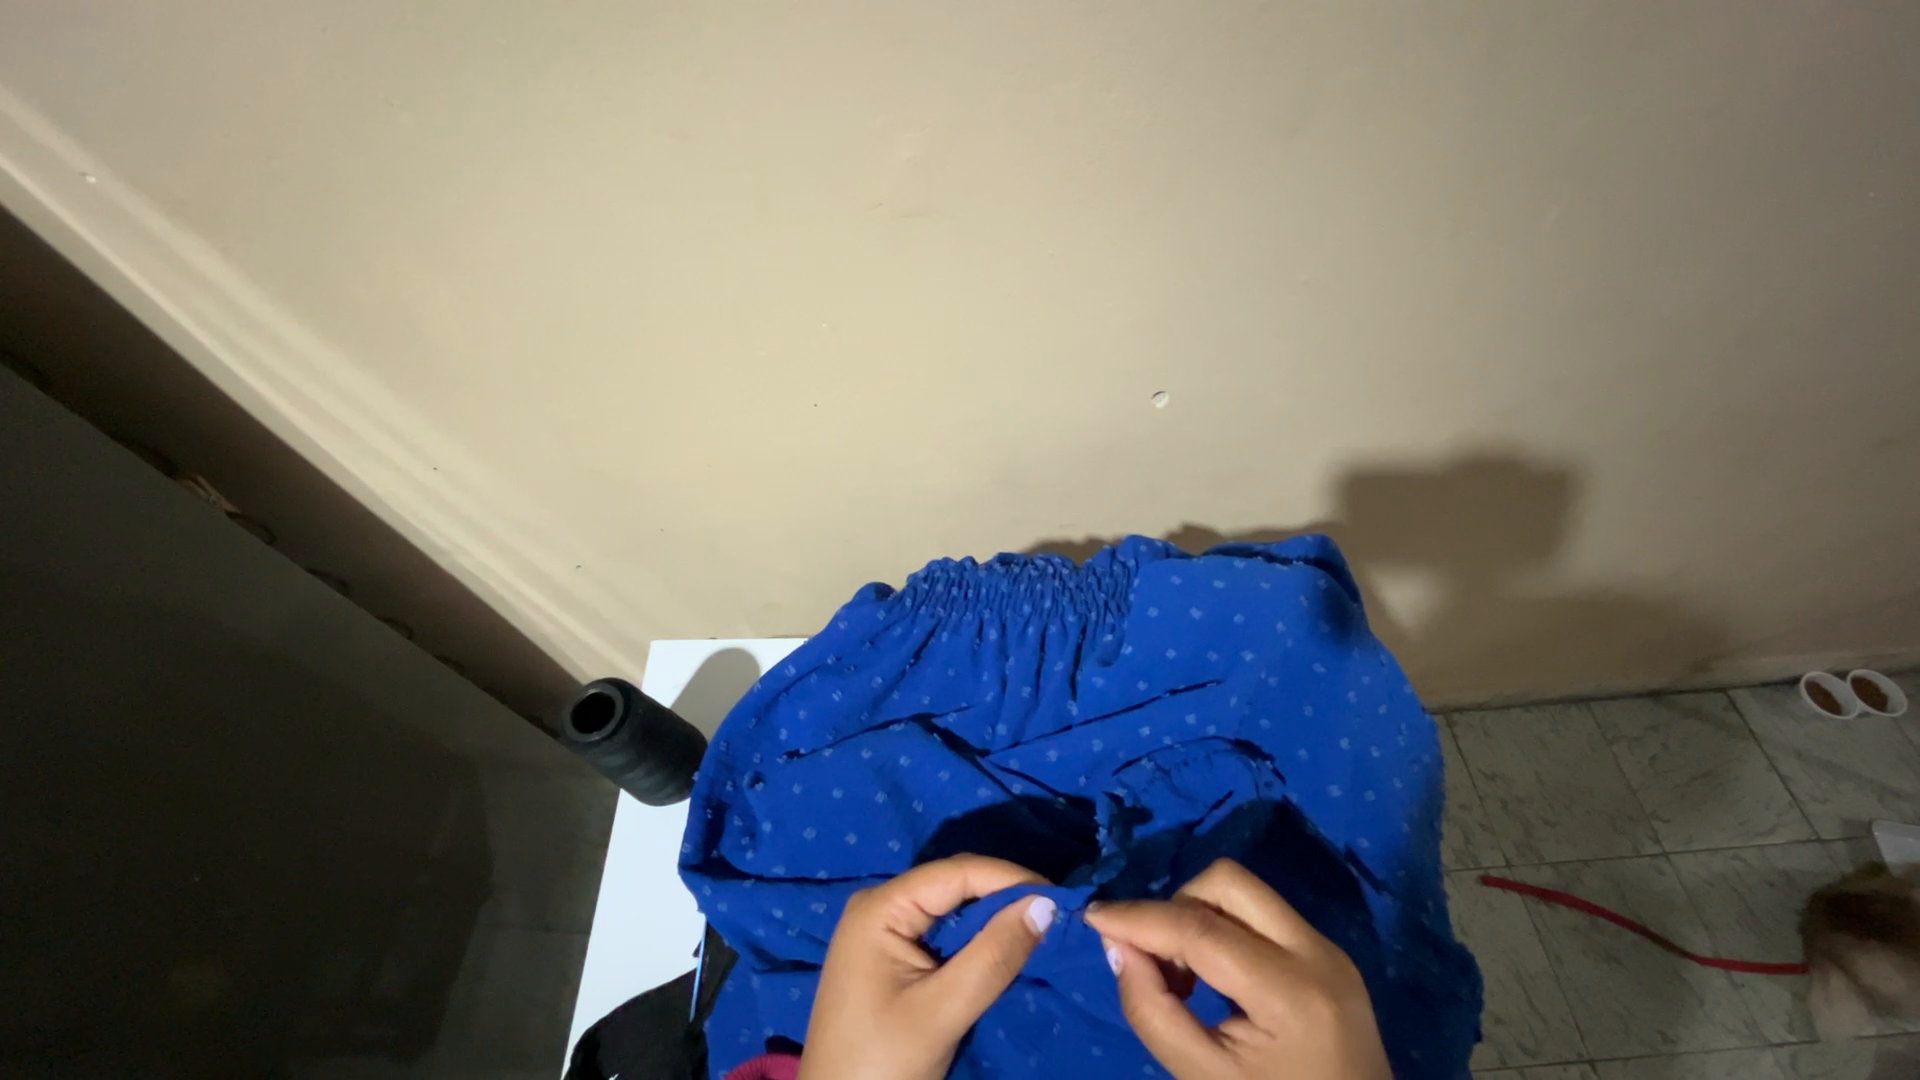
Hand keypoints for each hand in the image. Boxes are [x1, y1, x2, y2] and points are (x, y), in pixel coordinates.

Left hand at [798, 855, 1054, 1079]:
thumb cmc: (879, 1064)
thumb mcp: (940, 1013)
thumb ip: (992, 956)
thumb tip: (1046, 904)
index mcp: (882, 906)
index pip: (957, 873)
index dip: (1010, 878)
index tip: (1061, 897)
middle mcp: (882, 904)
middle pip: (955, 884)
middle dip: (1006, 894)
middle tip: (1057, 914)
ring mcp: (885, 929)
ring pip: (953, 907)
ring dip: (995, 916)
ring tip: (1042, 926)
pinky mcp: (893, 954)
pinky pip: (944, 930)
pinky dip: (977, 936)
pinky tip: (1007, 945)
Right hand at [1085, 859, 1390, 1079]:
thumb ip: (1153, 1012)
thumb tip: (1117, 944)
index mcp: (1292, 993)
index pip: (1200, 929)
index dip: (1138, 917)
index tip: (1092, 916)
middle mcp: (1316, 953)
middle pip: (1227, 882)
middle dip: (1176, 905)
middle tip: (1154, 958)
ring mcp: (1328, 950)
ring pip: (1244, 890)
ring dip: (1198, 914)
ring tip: (1183, 974)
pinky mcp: (1328, 955)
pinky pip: (1261, 914)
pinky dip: (1223, 928)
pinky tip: (1213, 976)